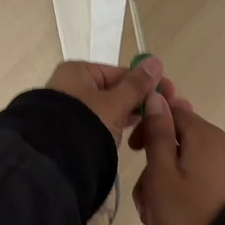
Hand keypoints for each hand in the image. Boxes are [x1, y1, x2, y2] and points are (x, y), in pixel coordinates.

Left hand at [45, 57, 167, 136]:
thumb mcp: (115, 103)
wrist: (53, 163)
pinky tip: (134, 136)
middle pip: (114, 90)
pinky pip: (101, 123)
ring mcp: (71, 108)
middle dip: (141, 100)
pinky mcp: (72, 130)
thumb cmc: (85, 124)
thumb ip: (137, 85)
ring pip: (109, 108)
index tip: (171, 93)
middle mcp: (72, 85)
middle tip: (167, 112)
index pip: (120, 72)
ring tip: (154, 126)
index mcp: (79, 71)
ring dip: (131, 115)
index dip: (146, 82)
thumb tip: (156, 61)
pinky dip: (117, 127)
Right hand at [131, 92, 224, 224]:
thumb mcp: (162, 175)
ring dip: (163, 183)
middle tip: (142, 194)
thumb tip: (156, 97)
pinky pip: (198, 181)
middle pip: (177, 140)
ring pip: (185, 164)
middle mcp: (220, 146)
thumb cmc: (187, 217)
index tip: (132, 149)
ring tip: (152, 215)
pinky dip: (180, 194)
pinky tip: (169, 219)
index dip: (147, 125)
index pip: (171, 110)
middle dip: (154, 164)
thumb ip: (157, 133)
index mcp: (204, 135)